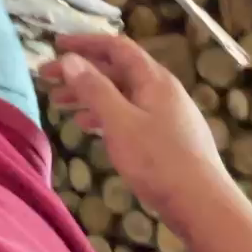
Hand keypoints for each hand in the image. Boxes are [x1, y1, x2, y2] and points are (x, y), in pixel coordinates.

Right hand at [40, 33, 236, 225]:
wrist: (204, 209)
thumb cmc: (159, 161)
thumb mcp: (119, 121)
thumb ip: (93, 88)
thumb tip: (70, 59)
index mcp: (154, 80)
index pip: (117, 47)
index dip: (85, 42)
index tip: (55, 45)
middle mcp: (162, 92)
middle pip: (116, 70)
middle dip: (80, 71)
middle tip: (47, 77)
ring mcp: (166, 115)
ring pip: (119, 93)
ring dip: (87, 94)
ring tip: (58, 103)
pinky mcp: (165, 138)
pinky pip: (127, 113)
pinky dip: (103, 113)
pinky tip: (86, 126)